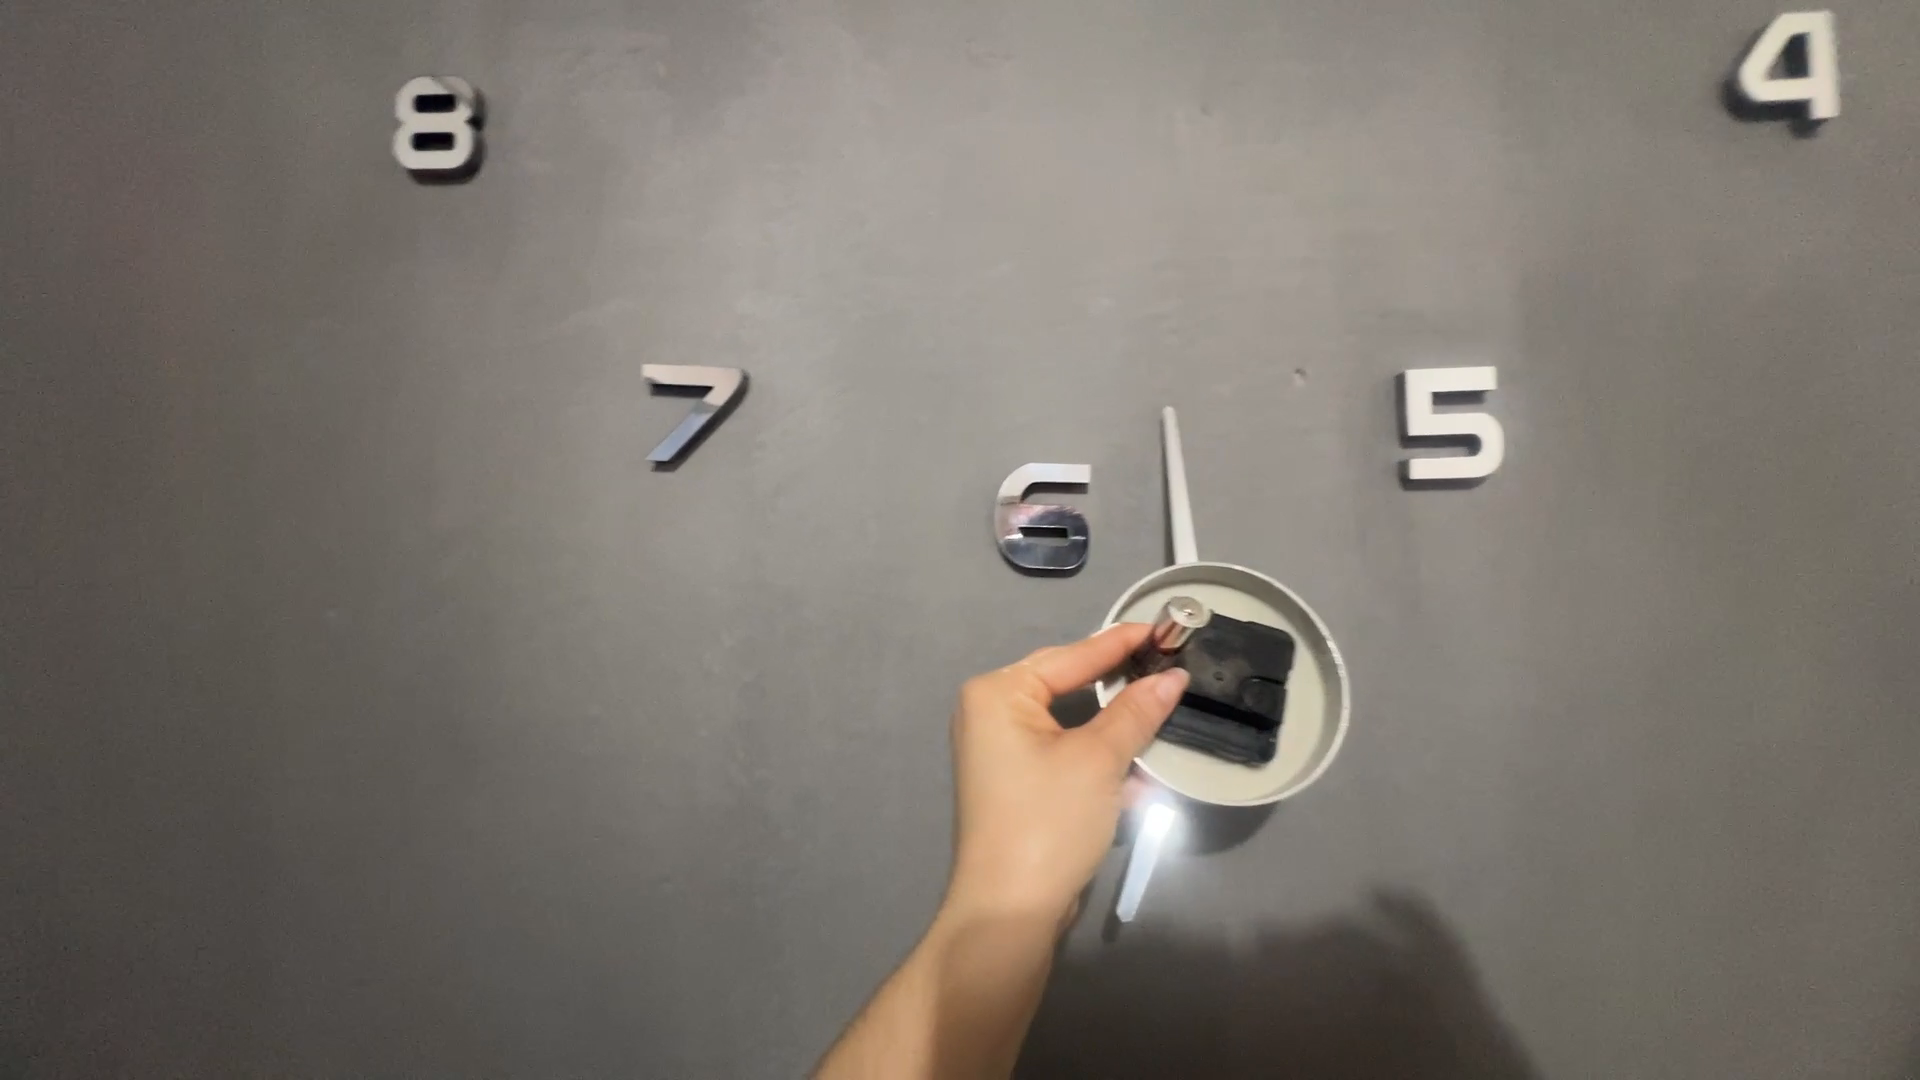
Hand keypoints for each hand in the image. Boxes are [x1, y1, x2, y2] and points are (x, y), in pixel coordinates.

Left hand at [942, 623, 1188, 928]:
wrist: (1008, 912)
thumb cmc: (1049, 820)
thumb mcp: (1099, 759)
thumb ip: (1135, 712)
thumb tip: (1173, 677)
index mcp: (997, 693)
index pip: (1070, 656)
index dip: (1119, 643)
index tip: (1161, 629)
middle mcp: (989, 713)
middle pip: (1064, 684)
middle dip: (1115, 681)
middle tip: (1163, 662)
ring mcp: (998, 750)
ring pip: (1067, 722)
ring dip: (1111, 724)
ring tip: (1156, 704)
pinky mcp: (1013, 782)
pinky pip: (1061, 752)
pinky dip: (1096, 755)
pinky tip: (1135, 765)